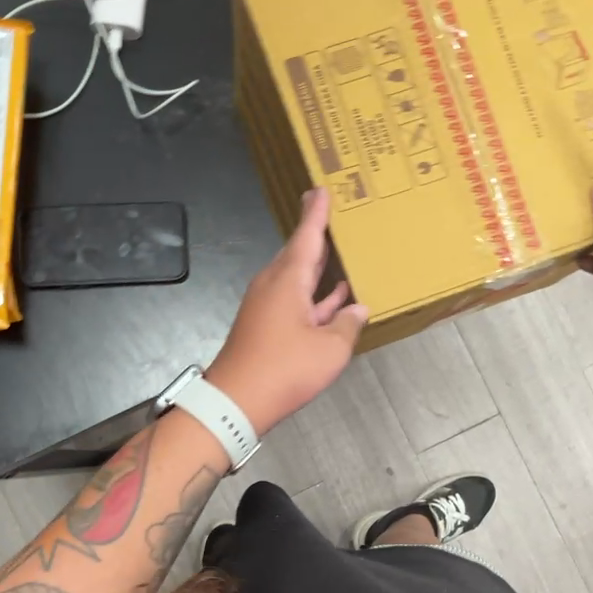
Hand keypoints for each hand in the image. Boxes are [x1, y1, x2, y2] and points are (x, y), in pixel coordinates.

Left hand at [208, 188, 368, 434]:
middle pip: (299, 254)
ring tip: (343, 256)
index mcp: (288, 279)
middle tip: (335, 218)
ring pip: (297, 280)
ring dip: (319, 271)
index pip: (306, 236)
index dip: (316, 214)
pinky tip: (335, 301)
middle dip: (317, 237)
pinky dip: (314, 298)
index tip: (320, 189)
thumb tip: (357, 309)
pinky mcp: (265, 327)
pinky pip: (294, 301)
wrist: (236, 402)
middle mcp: (274, 286)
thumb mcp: (330, 349)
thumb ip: (347, 325)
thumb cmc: (285, 370)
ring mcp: (267, 307)